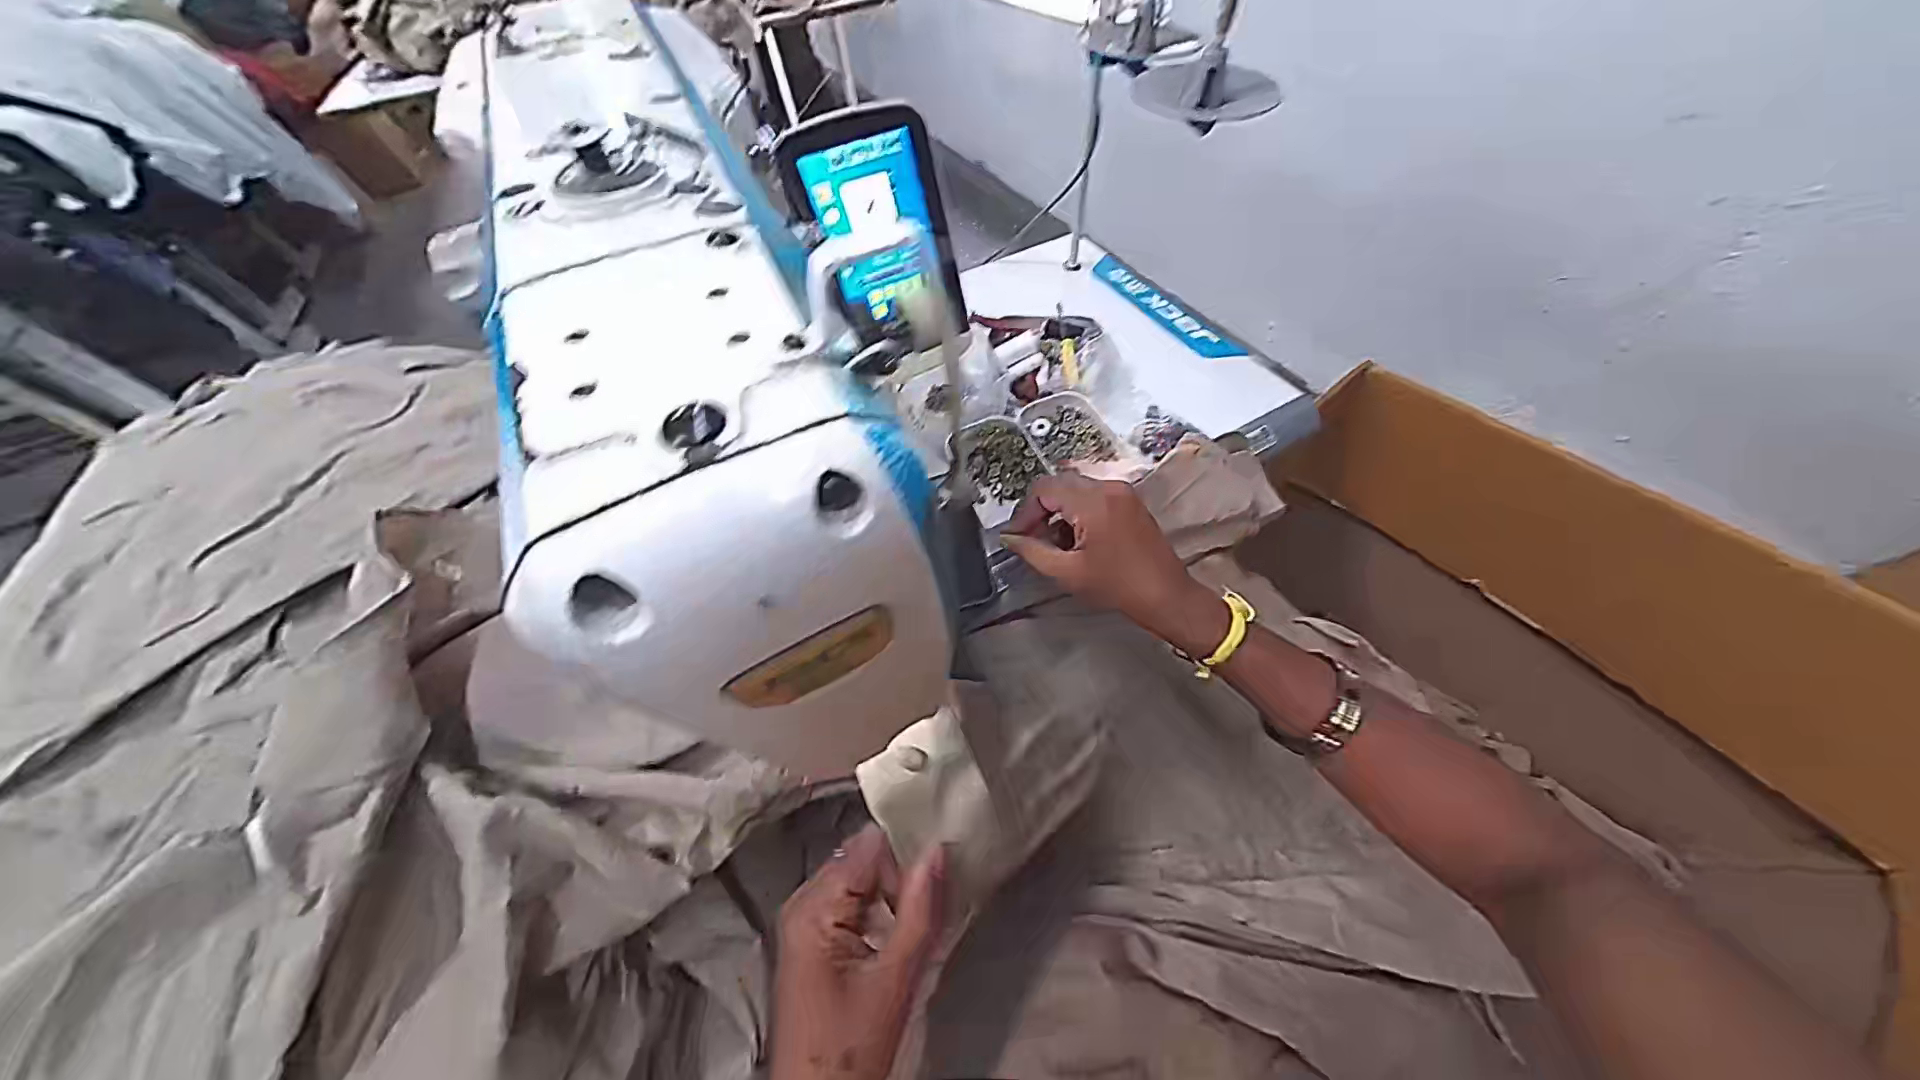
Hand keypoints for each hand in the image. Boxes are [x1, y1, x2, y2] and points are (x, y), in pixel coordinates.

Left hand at [771, 826, 945, 1079]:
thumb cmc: (848, 1052)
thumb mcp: (895, 978)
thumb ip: (919, 910)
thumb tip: (936, 852)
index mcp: (813, 908)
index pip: (868, 847)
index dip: (904, 858)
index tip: (931, 881)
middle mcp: (801, 904)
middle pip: (861, 859)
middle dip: (897, 880)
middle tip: (921, 915)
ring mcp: (802, 921)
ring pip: (858, 880)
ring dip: (889, 897)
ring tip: (908, 933)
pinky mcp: (810, 938)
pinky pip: (849, 902)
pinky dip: (875, 912)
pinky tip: (890, 942)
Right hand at [1001, 473, 1226, 654]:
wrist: (1166, 595)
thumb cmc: (1116, 586)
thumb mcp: (1067, 572)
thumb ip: (1032, 550)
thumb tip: (1009, 537)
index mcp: (1092, 502)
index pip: (1044, 488)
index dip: (1025, 512)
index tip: (1019, 537)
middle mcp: (1108, 487)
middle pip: (1060, 485)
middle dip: (1041, 511)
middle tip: (1033, 540)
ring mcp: (1123, 492)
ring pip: (1076, 490)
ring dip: (1060, 512)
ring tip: (1057, 545)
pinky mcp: (1131, 501)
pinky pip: (1094, 496)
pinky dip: (1079, 512)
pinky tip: (1078, 540)